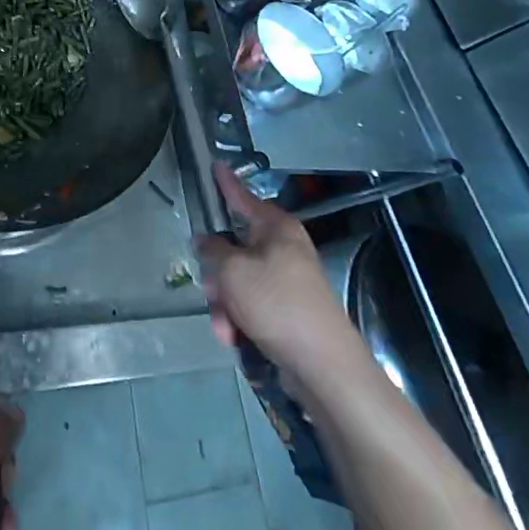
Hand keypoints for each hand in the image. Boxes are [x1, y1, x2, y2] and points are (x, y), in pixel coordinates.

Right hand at [195, 166, 363, 381]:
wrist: (322, 363)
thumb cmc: (277, 304)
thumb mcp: (232, 272)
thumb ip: (213, 251)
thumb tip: (206, 240)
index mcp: (276, 229)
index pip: (243, 197)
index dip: (226, 184)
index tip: (216, 165)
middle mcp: (283, 249)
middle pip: (233, 248)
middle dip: (217, 276)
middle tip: (212, 292)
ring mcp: (286, 280)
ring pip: (237, 281)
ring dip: (224, 304)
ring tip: (228, 328)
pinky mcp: (286, 310)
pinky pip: (250, 305)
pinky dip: (239, 320)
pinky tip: (237, 339)